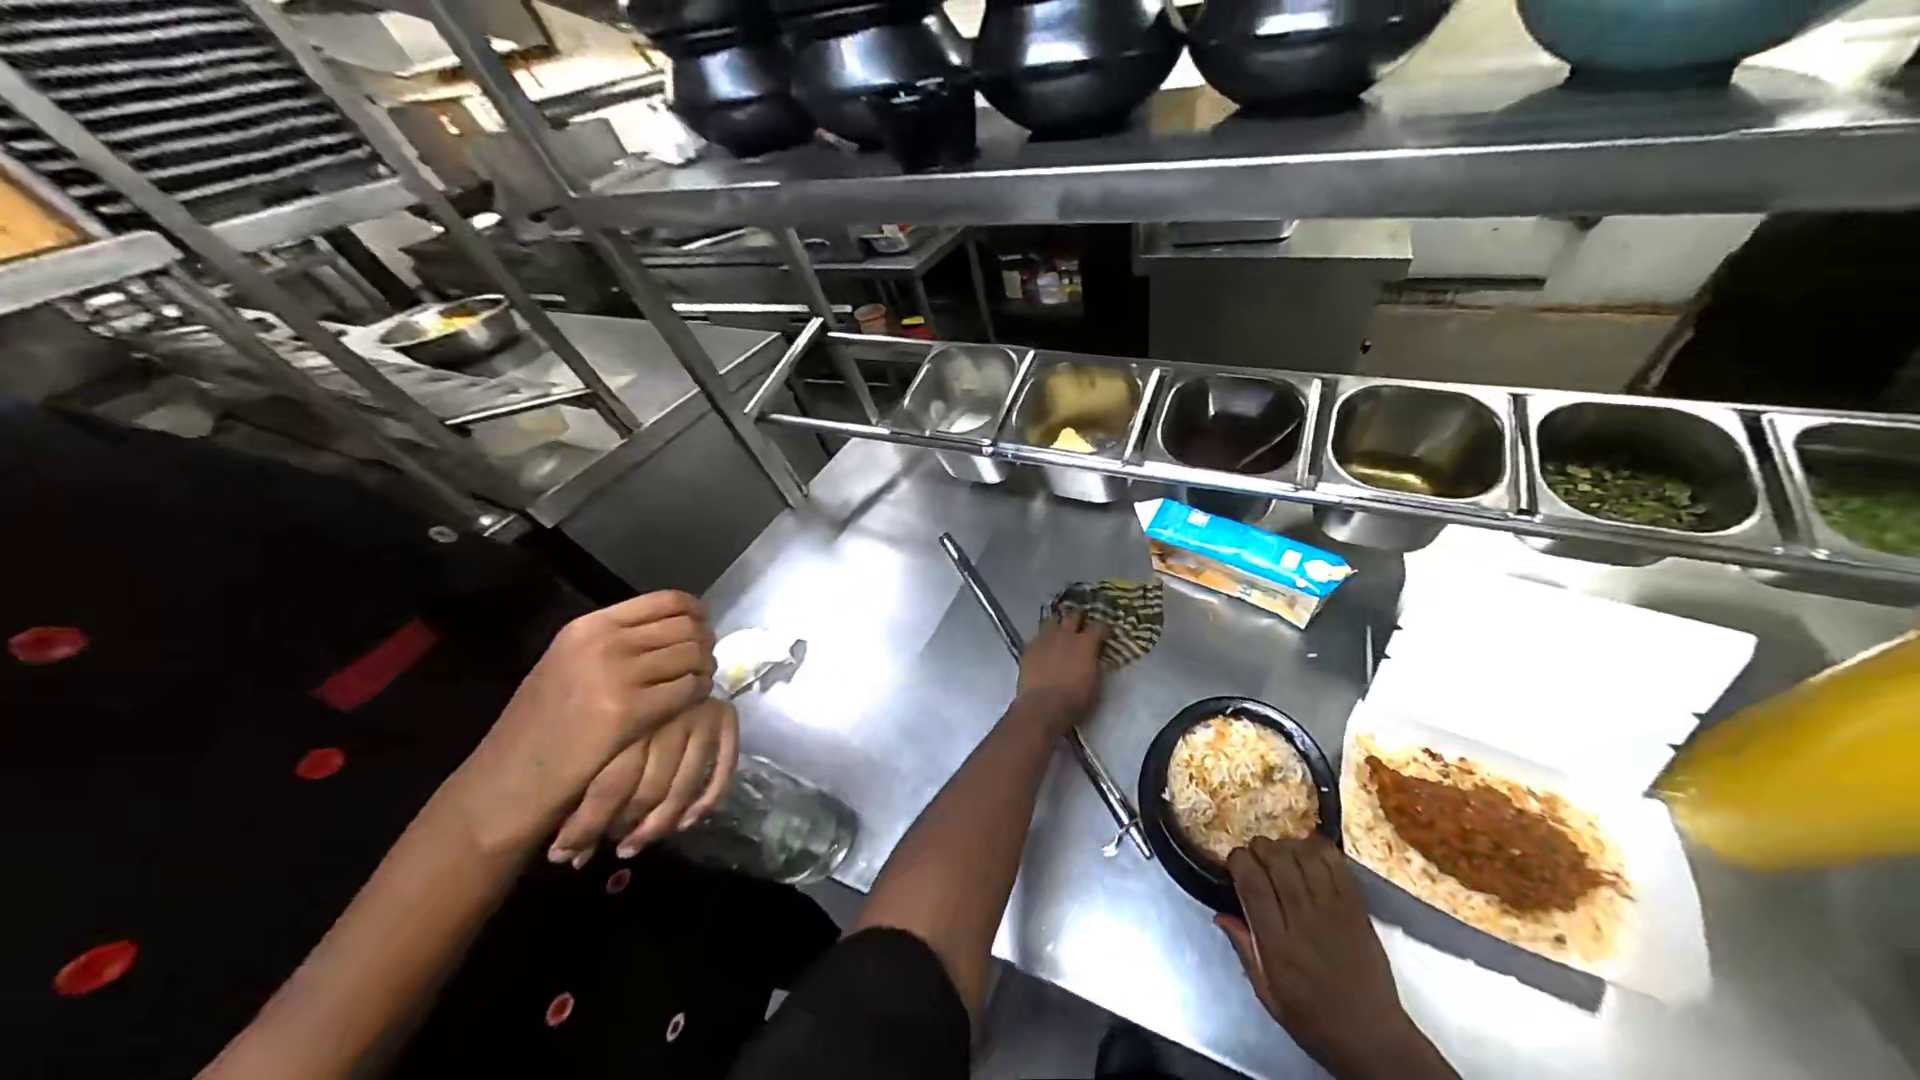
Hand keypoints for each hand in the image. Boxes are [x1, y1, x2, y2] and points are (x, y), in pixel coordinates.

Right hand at [455, 591, 715, 852]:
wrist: (505, 783)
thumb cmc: (540, 727)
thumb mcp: (571, 664)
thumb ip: (617, 642)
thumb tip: (677, 630)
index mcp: (590, 625)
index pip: (670, 600)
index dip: (697, 615)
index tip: (701, 631)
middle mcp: (604, 641)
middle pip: (688, 626)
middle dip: (704, 644)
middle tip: (702, 664)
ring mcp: (616, 674)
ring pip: (694, 655)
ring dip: (703, 670)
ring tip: (696, 685)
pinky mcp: (629, 711)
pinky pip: (689, 690)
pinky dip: (699, 695)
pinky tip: (690, 705)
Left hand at [545, 697, 738, 866]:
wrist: (650, 647)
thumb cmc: (597, 700)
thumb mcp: (582, 730)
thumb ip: (579, 779)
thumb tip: (565, 856)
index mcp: (625, 711)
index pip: (612, 784)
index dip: (587, 827)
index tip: (563, 853)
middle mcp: (666, 712)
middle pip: (650, 788)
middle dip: (624, 828)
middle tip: (606, 850)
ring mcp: (700, 713)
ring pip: (685, 784)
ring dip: (663, 824)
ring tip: (636, 845)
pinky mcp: (725, 715)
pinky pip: (723, 768)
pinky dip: (707, 801)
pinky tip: (687, 821)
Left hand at [1012, 609, 1105, 735]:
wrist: (1043, 706)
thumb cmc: (1075, 699)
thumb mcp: (1095, 683)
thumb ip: (1095, 664)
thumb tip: (1094, 657)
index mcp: (1086, 643)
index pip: (1099, 627)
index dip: (1103, 628)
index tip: (1105, 632)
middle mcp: (1066, 635)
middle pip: (1073, 615)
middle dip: (1079, 615)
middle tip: (1081, 616)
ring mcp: (1045, 639)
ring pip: (1052, 620)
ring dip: (1057, 622)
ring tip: (1059, 625)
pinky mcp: (1029, 648)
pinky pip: (1036, 636)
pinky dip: (1042, 638)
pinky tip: (1042, 644)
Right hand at [1218, 837, 1455, 1079]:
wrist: (1373, 1038)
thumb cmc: (1312, 1018)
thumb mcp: (1267, 992)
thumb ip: (1244, 948)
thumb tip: (1220, 914)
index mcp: (1277, 944)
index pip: (1252, 883)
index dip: (1239, 861)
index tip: (1234, 862)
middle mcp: (1304, 921)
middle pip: (1278, 862)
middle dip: (1260, 847)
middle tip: (1255, 854)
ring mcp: (1335, 913)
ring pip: (1306, 857)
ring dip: (1288, 845)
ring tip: (1281, 851)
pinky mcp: (1358, 910)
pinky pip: (1338, 867)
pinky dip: (1321, 849)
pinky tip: (1309, 851)